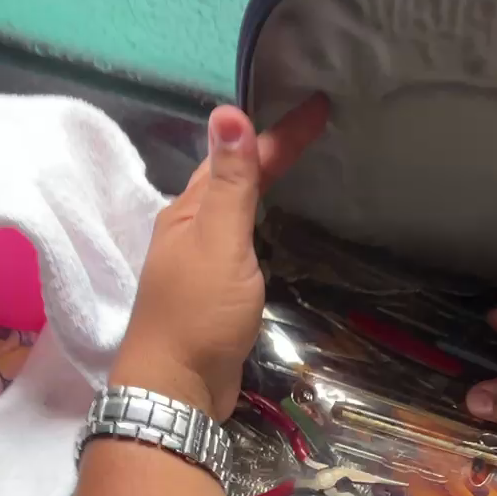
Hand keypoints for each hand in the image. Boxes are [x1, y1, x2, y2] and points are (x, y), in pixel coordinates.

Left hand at [111, 94, 329, 418]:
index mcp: (189, 211)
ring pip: (234, 213)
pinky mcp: (213, 296)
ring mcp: (200, 265)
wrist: (178, 389)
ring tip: (294, 170)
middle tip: (313, 133)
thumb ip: (230, 186)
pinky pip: (241, 246)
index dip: (279, 134)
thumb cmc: (199, 315)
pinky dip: (260, 227)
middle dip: (269, 152)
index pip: (240, 158)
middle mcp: (190, 230)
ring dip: (261, 188)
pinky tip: (271, 233)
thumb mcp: (219, 244)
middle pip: (233, 179)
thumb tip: (228, 112)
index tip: (318, 107)